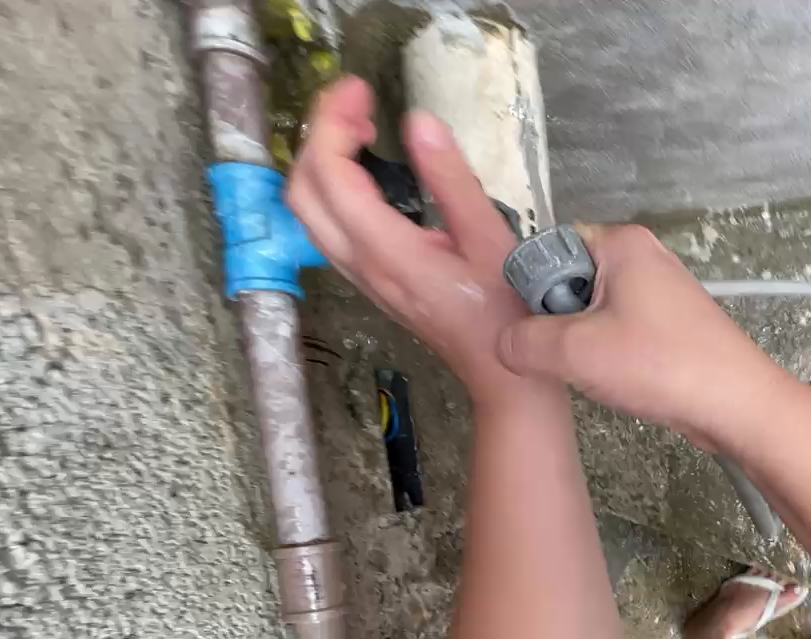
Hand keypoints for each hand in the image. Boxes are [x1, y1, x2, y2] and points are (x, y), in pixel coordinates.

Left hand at [287, 77, 536, 407]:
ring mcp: (365, 279)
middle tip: (359, 109)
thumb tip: (420, 122)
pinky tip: (370, 181)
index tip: (363, 92)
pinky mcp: (375, 285)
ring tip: (361, 137)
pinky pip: (329, 230)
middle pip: (303, 189)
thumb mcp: (491, 243)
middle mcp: (363, 265)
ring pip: (309, 211)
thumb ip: (452, 182)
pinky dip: (333, 191)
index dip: (334, 121)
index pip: (330, 173)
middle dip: (319, 136)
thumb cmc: (507, 315)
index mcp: (388, 251)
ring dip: (321, 164)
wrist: (504, 374)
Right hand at [496, 225, 781, 448]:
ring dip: (585, 347)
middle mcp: (644, 258)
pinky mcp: (673, 328)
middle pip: (571, 282)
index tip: (531, 329)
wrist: (738, 405)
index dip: (532, 290)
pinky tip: (620, 383)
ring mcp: (663, 294)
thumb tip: (502, 344)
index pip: (549, 249)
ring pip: (596, 315)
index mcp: (621, 243)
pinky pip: (622, 334)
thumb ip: (524, 342)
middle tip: (564, 357)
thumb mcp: (576, 351)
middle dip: (559, 323)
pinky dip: (613, 358)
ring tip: (596, 375)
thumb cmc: (660, 366)